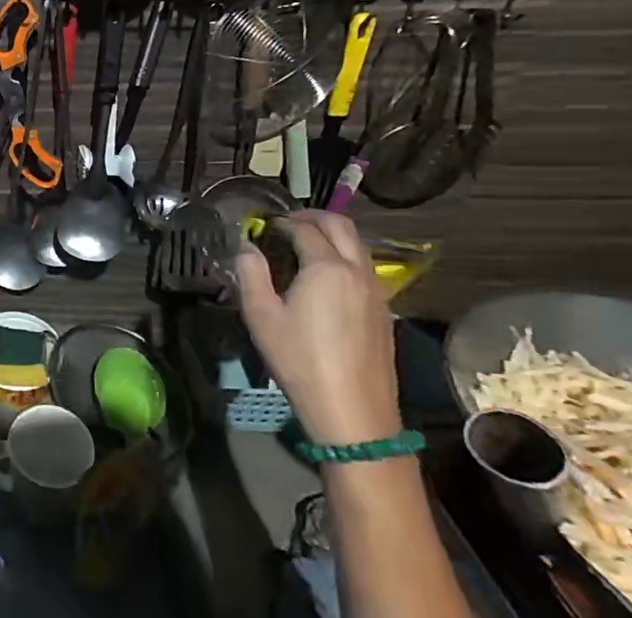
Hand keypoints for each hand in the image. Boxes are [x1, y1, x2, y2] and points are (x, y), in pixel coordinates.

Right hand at [235, 211, 400, 445]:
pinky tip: (327, 278)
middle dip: (313, 217)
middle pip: (341, 225)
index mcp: (327, 267)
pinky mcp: (384, 311)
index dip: (282, 222)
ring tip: (306, 246)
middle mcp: (357, 270)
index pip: (304, 228)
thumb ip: (251, 274)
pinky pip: (365, 268)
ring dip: (333, 235)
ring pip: (358, 245)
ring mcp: (376, 291)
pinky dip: (345, 256)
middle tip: (289, 223)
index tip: (264, 227)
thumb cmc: (301, 362)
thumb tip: (247, 247)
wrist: (353, 414)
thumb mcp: (262, 317)